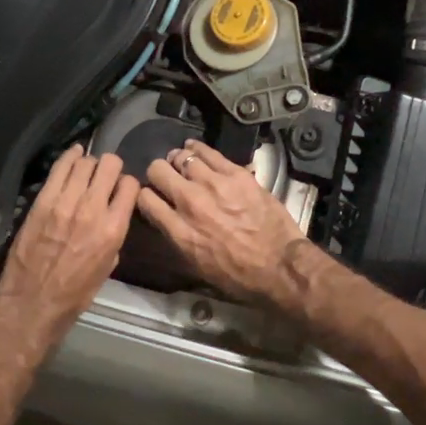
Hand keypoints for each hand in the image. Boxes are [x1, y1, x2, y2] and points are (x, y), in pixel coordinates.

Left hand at [0, 145, 137, 349]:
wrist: (32, 304)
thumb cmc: (74, 294)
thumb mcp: (107, 267)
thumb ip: (114, 235)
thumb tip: (113, 214)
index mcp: (113, 229)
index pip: (130, 186)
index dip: (127, 185)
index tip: (121, 189)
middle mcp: (92, 209)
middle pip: (110, 165)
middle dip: (111, 166)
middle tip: (105, 175)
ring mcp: (66, 202)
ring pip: (85, 162)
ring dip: (90, 163)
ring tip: (87, 169)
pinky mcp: (43, 200)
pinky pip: (60, 167)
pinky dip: (70, 156)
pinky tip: (74, 155)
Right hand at [137, 138, 312, 310]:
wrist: (280, 265)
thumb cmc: (239, 275)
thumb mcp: (198, 265)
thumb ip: (178, 237)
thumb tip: (167, 218)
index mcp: (179, 231)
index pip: (145, 200)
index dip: (145, 196)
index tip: (152, 197)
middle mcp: (190, 203)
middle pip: (158, 171)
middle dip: (158, 173)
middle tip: (166, 177)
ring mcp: (213, 184)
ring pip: (181, 157)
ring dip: (179, 160)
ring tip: (183, 163)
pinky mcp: (235, 173)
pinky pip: (207, 151)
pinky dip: (197, 149)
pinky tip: (194, 149)